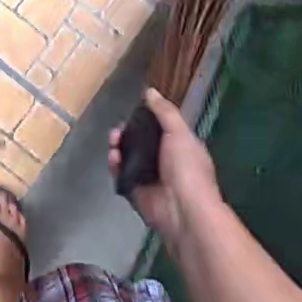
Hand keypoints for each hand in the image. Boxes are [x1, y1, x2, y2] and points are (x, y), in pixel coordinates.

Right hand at [108, 88, 221, 242]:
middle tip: (117, 130)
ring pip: (128, 156)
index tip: (133, 111)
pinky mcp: (136, 191)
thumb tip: (150, 91)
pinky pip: (121, 174)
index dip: (145, 118)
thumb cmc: (187, 168)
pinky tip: (114, 158)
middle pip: (140, 141)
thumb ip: (164, 111)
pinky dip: (115, 165)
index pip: (160, 127)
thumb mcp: (179, 133)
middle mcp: (165, 160)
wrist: (183, 211)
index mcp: (180, 146)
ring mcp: (149, 177)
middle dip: (126, 132)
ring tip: (113, 142)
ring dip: (118, 147)